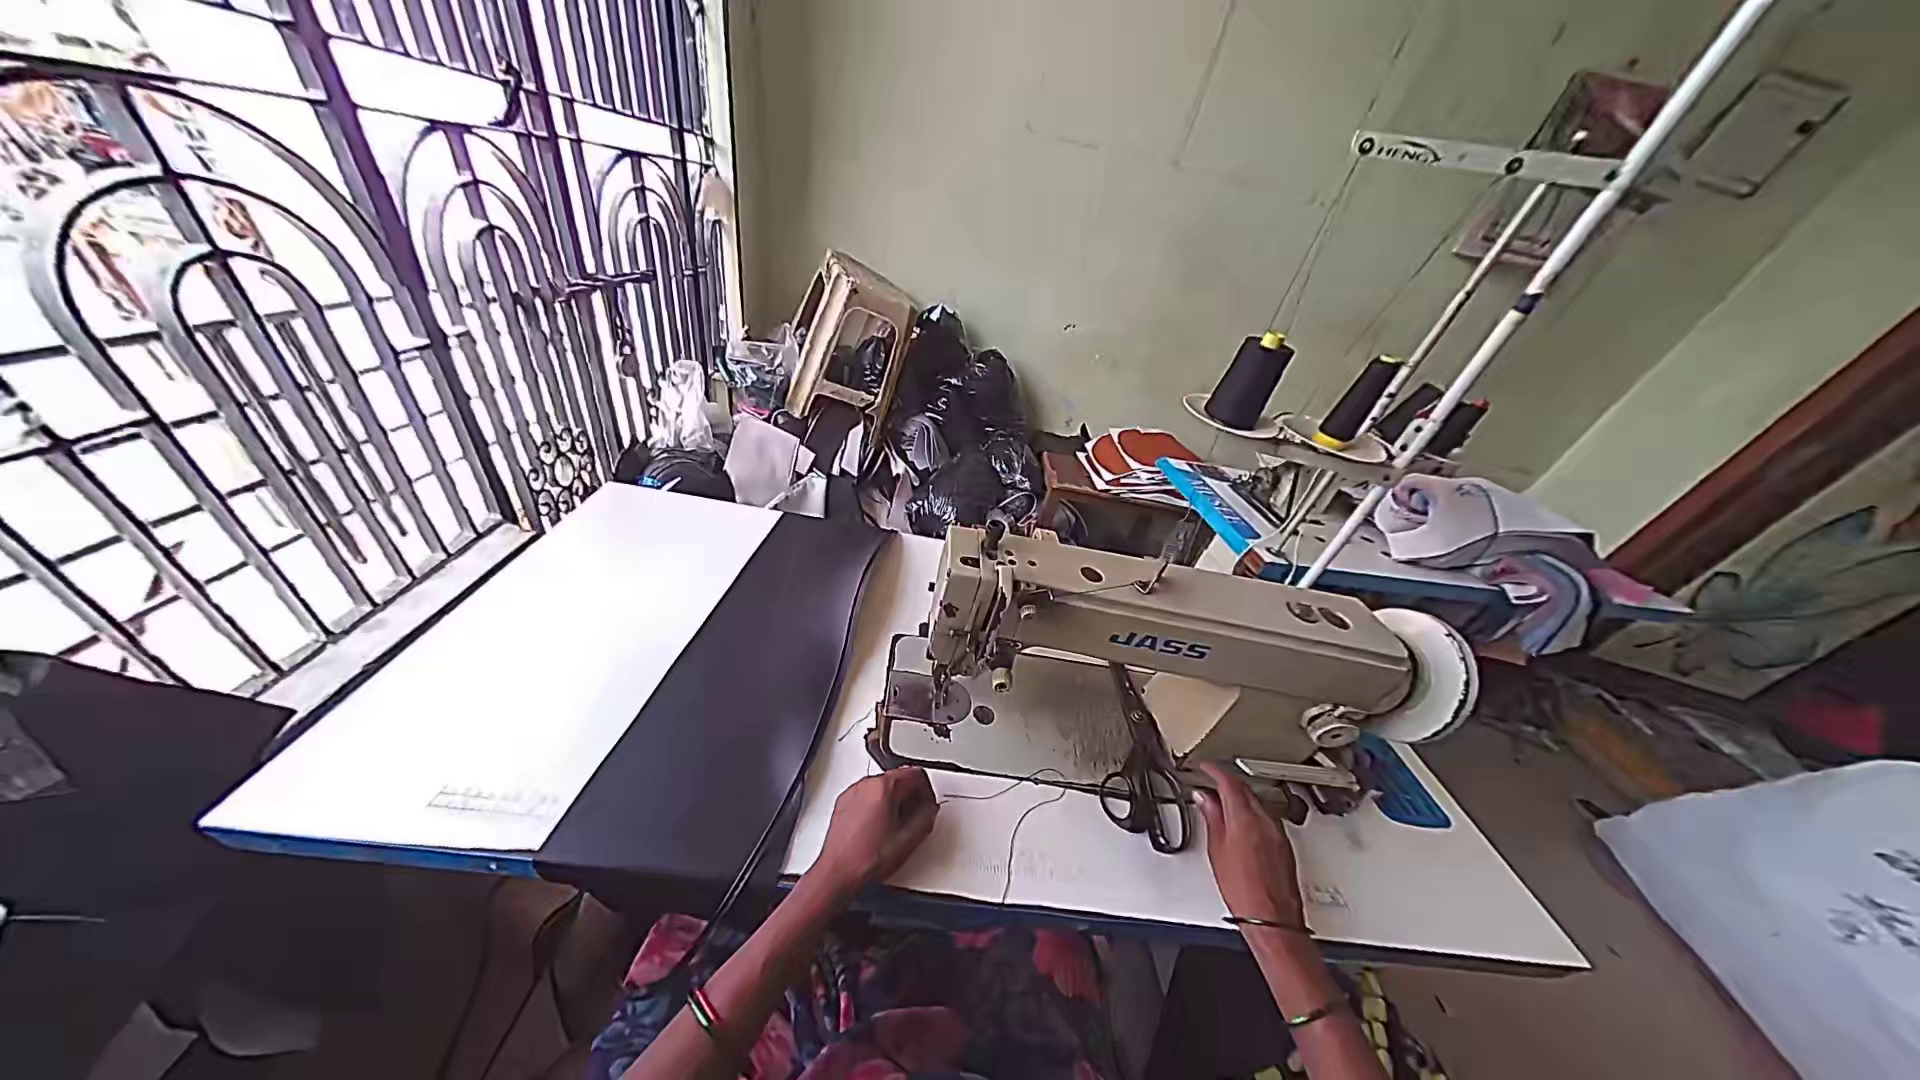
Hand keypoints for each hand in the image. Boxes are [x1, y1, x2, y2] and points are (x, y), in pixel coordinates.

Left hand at [809, 767, 937, 899]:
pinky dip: (876, 805)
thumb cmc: (865, 859)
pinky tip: (878, 828)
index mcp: (883, 788)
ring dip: (893, 800)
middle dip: (910, 795)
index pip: (915, 775)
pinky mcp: (844, 802)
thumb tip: (930, 809)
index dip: (926, 791)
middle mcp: (866, 785)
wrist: (838, 873)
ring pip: (882, 787)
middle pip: (898, 778)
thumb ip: (926, 817)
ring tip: (896, 826)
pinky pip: (867, 795)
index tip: (927, 804)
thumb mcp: (908, 840)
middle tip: (915, 816)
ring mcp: (853, 793)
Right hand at [1194, 761, 1305, 927]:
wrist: (1272, 919)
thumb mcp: (1216, 850)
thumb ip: (1211, 818)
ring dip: (1240, 797)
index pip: (1229, 783)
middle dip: (1227, 782)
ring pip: (1257, 802)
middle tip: (1209, 783)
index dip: (1214, 771)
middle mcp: (1265, 821)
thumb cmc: (1244, 891)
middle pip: (1245, 789)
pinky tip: (1241, 822)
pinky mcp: (1285, 844)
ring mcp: (1278, 832)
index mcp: (1245, 819)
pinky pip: (1266, 817)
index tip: (1205, 767)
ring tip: (1222, 803)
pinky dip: (1252, 812)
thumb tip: (1204, 798)